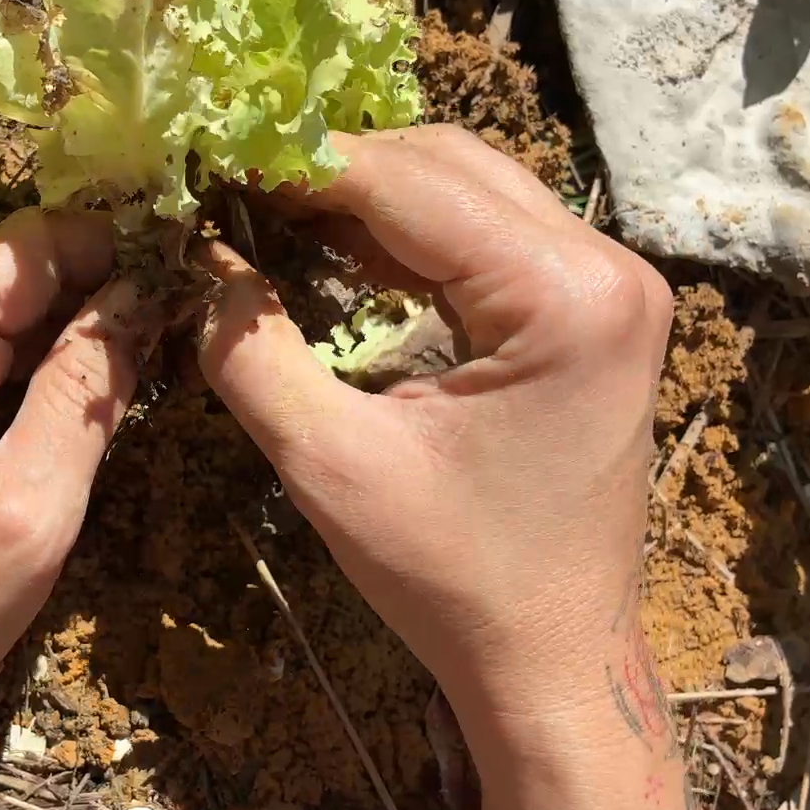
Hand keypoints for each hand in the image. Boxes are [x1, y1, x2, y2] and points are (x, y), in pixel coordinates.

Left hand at [0, 208, 154, 711]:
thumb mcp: (36, 503)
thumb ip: (86, 386)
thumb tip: (137, 295)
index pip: (19, 251)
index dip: (98, 246)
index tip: (161, 266)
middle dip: (77, 299)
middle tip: (149, 330)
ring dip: (40, 339)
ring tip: (107, 374)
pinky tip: (38, 408)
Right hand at [197, 126, 673, 756]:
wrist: (549, 655)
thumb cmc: (447, 577)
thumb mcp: (329, 468)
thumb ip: (253, 357)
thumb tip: (204, 271)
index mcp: (561, 296)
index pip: (410, 184)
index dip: (302, 164)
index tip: (220, 154)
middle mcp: (605, 269)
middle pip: (448, 168)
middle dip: (335, 171)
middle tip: (240, 187)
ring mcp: (606, 290)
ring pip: (467, 195)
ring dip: (367, 198)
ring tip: (275, 211)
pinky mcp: (586, 318)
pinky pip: (484, 244)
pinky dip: (405, 239)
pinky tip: (340, 253)